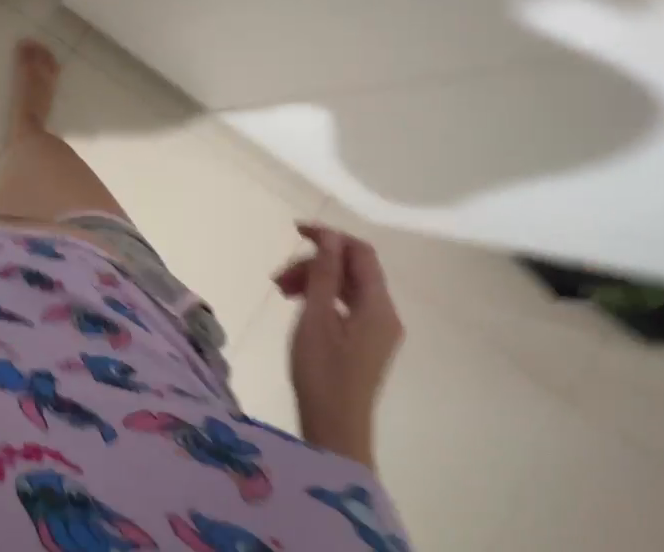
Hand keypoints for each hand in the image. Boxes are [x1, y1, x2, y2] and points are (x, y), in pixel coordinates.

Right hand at [275, 223, 402, 469]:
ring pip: (345, 288)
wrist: (334, 430)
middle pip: (351, 270)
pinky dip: (320, 299)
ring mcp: (376, 331)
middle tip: (278, 279)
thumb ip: (324, 273)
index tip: (294, 232)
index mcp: (378, 305)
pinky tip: (298, 307)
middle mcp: (385, 314)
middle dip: (314, 263)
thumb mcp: (316, 316)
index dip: (329, 236)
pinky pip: (344, 306)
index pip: (360, 252)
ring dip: (313, 280)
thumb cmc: (323, 371)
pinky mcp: (364, 344)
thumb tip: (329, 236)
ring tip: (281, 292)